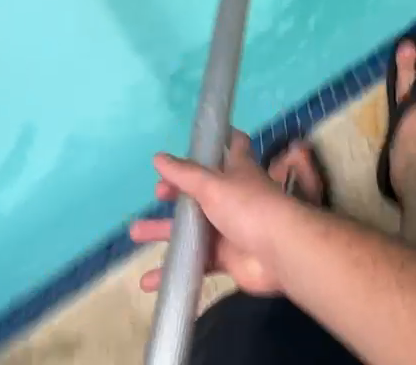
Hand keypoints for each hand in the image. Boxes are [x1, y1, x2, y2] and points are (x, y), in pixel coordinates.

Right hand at [131, 130, 304, 296]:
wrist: (279, 252)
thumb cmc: (248, 207)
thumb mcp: (213, 185)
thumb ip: (185, 175)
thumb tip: (158, 157)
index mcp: (237, 171)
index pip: (232, 146)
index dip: (219, 140)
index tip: (200, 136)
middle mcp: (234, 196)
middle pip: (202, 191)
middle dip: (177, 192)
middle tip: (157, 194)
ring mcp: (230, 228)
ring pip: (193, 228)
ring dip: (166, 232)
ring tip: (136, 232)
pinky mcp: (227, 258)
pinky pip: (196, 262)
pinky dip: (174, 269)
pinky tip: (150, 280)